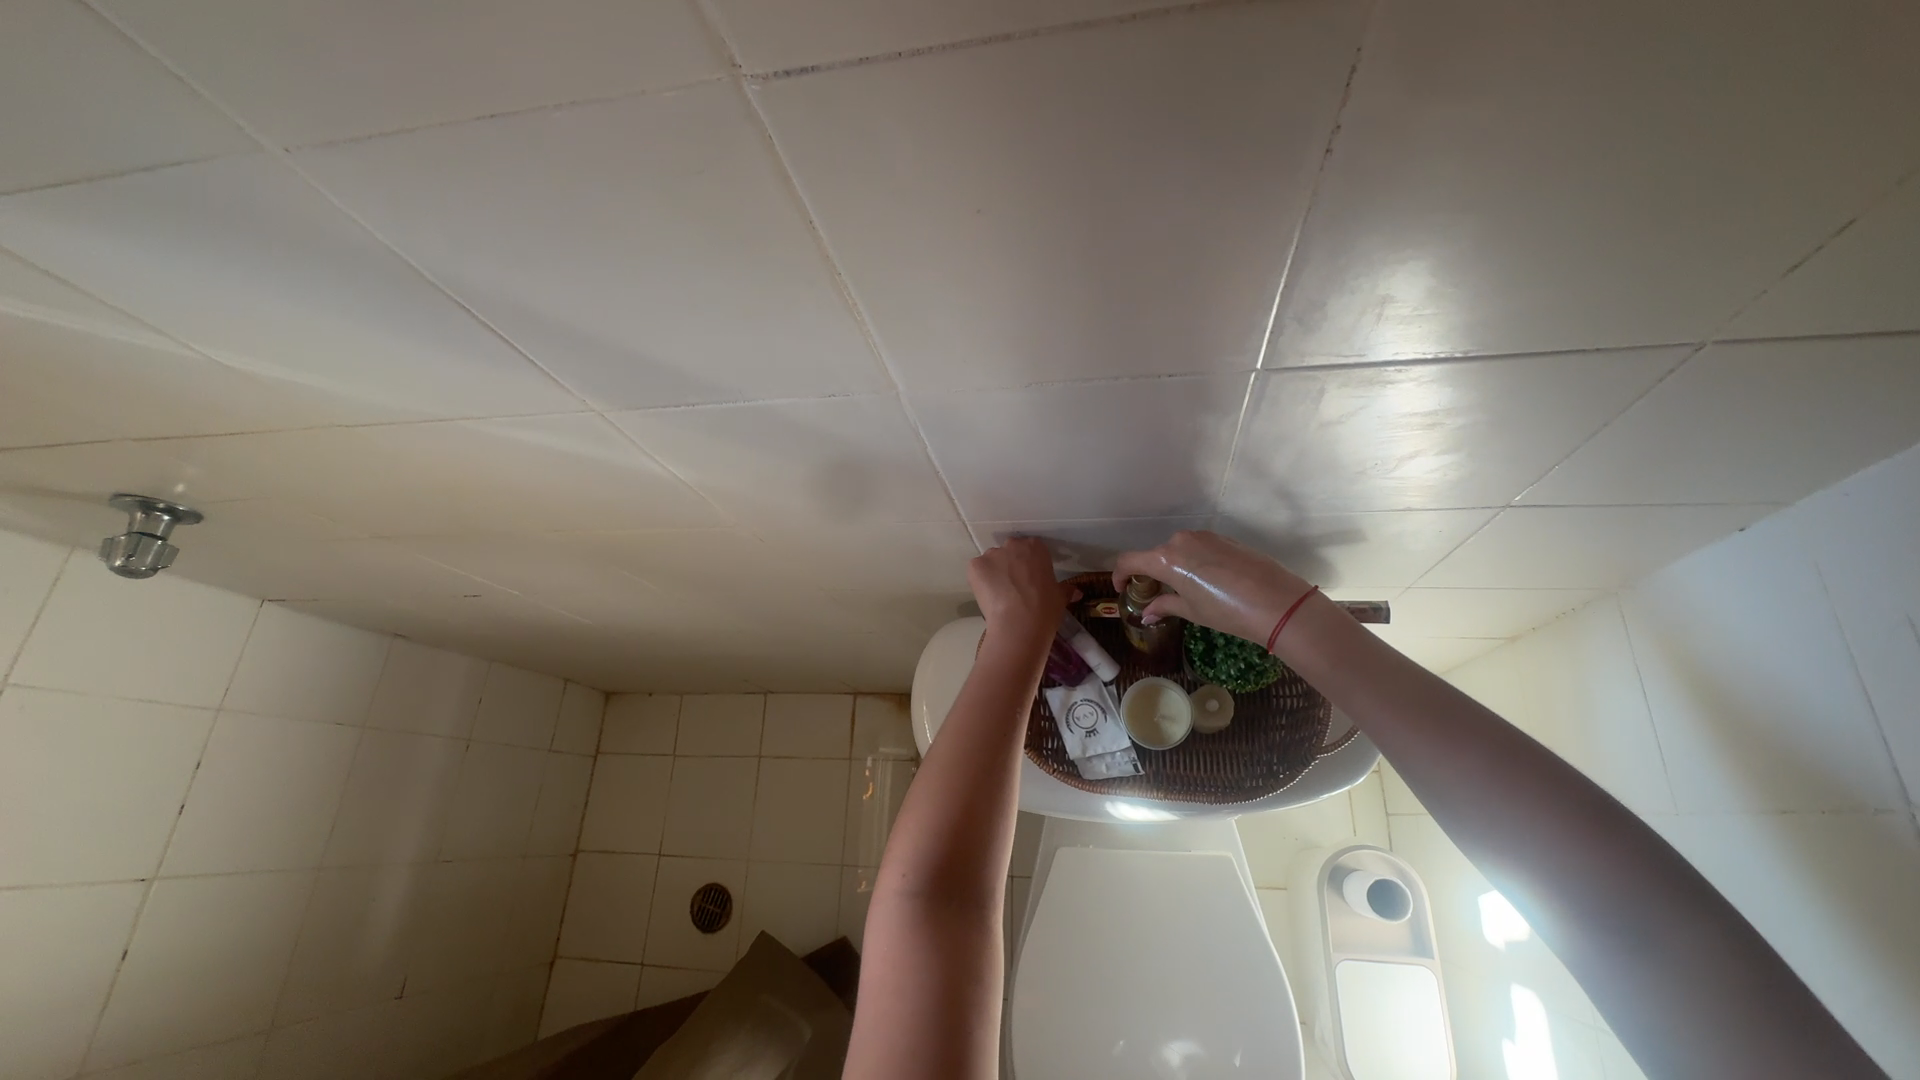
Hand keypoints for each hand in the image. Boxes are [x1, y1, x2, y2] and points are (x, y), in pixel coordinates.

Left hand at [968, 537, 1070, 644]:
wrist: (1020, 624)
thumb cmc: (1045, 609)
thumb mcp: (1061, 597)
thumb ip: (1066, 590)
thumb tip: (1076, 592)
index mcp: (1036, 547)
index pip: (1031, 550)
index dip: (1030, 566)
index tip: (1030, 580)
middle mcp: (1013, 545)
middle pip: (1009, 552)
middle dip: (1011, 566)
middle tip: (1015, 588)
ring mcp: (992, 554)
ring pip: (992, 562)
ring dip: (994, 573)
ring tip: (1000, 596)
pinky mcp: (975, 566)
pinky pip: (977, 571)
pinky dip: (980, 582)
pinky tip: (988, 597)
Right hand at [1112, 530, 1314, 643]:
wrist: (1276, 602)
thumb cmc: (1226, 610)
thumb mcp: (1192, 611)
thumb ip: (1165, 606)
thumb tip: (1146, 613)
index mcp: (1166, 558)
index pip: (1129, 561)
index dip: (1120, 575)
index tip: (1122, 588)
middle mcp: (1180, 540)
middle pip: (1155, 555)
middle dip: (1151, 574)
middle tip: (1156, 595)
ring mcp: (1204, 536)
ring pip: (1178, 550)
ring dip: (1174, 567)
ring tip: (1185, 590)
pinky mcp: (1224, 538)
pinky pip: (1199, 548)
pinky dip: (1194, 562)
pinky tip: (1209, 582)